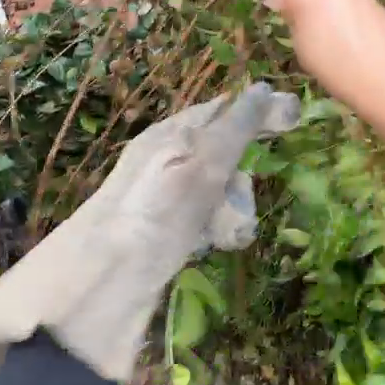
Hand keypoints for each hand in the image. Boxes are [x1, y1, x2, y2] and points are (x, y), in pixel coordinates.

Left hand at [0, 84, 298, 379]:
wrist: (90, 295)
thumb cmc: (151, 219)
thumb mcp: (200, 167)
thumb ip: (235, 129)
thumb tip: (266, 88)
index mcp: (170, 135)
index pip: (224, 109)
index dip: (258, 112)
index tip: (294, 121)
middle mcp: (169, 162)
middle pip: (229, 156)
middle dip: (242, 180)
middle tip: (237, 203)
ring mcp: (168, 200)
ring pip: (222, 192)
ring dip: (233, 212)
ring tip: (223, 237)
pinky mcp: (167, 236)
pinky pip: (207, 221)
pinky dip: (216, 231)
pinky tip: (210, 247)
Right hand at [269, 0, 384, 117]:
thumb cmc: (339, 74)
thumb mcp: (305, 52)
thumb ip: (294, 22)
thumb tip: (280, 0)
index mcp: (312, 1)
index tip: (288, 3)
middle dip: (315, 12)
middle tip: (321, 45)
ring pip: (339, 4)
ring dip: (338, 20)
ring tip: (347, 53)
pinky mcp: (381, 8)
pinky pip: (358, 12)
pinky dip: (357, 26)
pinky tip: (365, 50)